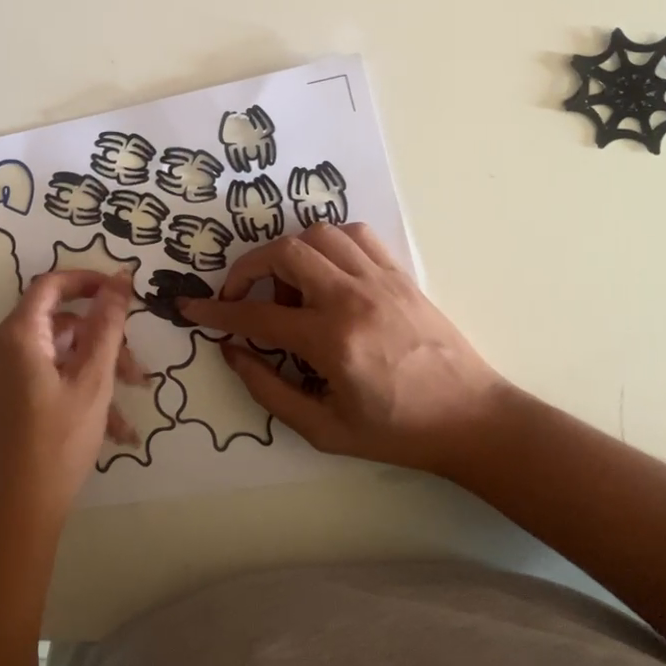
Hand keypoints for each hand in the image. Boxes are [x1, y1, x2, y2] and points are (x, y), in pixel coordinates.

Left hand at [0, 270, 134, 527]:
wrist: (15, 514)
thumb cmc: (57, 443)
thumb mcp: (92, 381)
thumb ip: (107, 325)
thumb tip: (120, 277)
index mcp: (17, 335)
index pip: (51, 285)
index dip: (88, 281)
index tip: (123, 292)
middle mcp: (0, 349)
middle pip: (59, 327)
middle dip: (103, 345)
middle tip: (137, 374)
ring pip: (57, 360)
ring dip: (96, 378)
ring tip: (129, 418)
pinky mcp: (2, 405)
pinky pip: (44, 384)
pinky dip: (76, 396)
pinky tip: (112, 434)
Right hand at [181, 223, 507, 475]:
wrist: (473, 420)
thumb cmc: (396, 431)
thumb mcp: (324, 429)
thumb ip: (270, 390)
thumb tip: (233, 352)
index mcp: (332, 341)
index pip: (258, 314)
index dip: (217, 310)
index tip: (192, 308)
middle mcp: (353, 299)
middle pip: (284, 253)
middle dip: (249, 268)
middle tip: (242, 295)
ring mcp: (379, 280)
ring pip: (317, 235)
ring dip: (289, 254)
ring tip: (290, 289)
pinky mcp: (399, 275)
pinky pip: (354, 235)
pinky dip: (327, 243)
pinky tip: (325, 273)